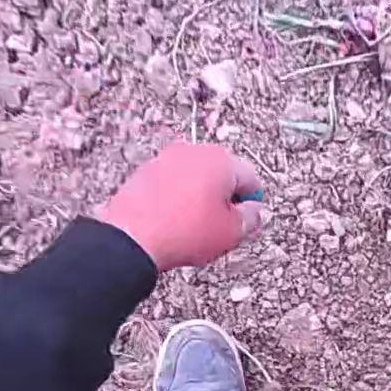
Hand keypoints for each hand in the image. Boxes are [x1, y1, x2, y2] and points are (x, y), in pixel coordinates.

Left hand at [92, 143, 264, 270]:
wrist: (134, 239)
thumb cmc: (185, 232)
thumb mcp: (233, 232)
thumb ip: (252, 219)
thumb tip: (255, 212)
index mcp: (221, 161)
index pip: (251, 180)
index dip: (254, 204)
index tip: (249, 220)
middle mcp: (194, 152)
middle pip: (223, 176)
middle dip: (227, 199)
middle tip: (226, 226)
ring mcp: (167, 159)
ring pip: (197, 179)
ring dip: (203, 199)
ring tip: (200, 227)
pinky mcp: (146, 172)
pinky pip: (174, 184)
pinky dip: (181, 199)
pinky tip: (179, 222)